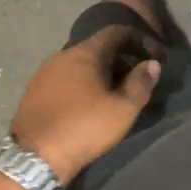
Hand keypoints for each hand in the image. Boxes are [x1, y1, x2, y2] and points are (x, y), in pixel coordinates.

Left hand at [11, 26, 160, 182]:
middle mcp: (61, 56)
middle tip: (139, 80)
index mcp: (84, 53)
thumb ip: (140, 83)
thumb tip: (152, 64)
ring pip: (81, 64)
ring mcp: (44, 73)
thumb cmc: (84, 128)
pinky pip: (66, 78)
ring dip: (103, 73)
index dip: (140, 40)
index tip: (156, 57)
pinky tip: (90, 104)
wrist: (34, 158)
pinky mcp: (34, 92)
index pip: (117, 32)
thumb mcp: (122, 109)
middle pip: (99, 48)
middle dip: (123, 59)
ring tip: (117, 94)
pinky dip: (84, 84)